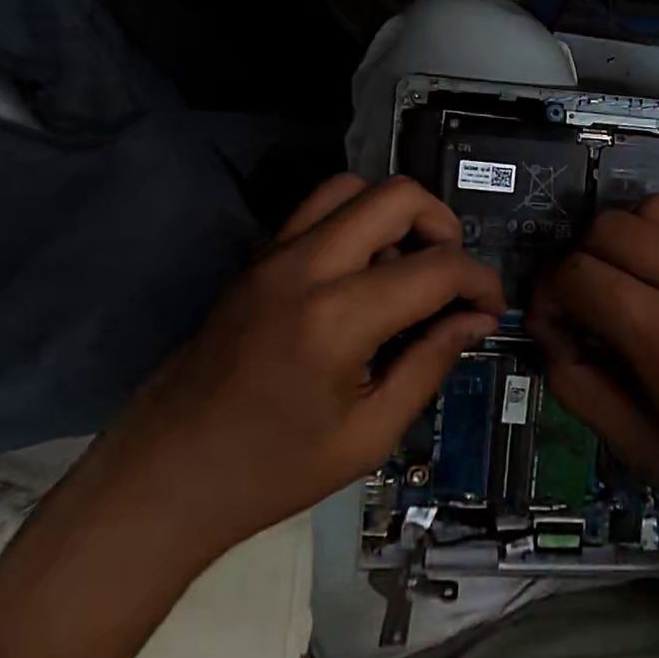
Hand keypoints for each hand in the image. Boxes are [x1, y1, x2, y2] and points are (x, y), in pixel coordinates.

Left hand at [98, 174, 505, 552]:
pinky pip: (315, 209)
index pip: (436, 267)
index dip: (480, 281)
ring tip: (405, 268)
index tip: (490, 308)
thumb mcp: (369, 434)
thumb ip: (429, 364)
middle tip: (452, 277)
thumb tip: (475, 320)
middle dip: (443, 225)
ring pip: (351, 187)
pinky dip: (353, 220)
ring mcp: (273, 253)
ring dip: (393, 214)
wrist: (168, 470)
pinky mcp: (255, 258)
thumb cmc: (272, 470)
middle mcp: (305, 265)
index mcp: (338, 318)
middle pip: (395, 195)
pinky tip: (360, 274)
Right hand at [528, 195, 658, 542]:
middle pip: (606, 228)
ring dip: (623, 238)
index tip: (555, 316)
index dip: (549, 291)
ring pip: (648, 208)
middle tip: (589, 298)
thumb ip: (576, 386)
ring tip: (630, 277)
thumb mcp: (640, 447)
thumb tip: (550, 333)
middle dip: (580, 259)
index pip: (576, 274)